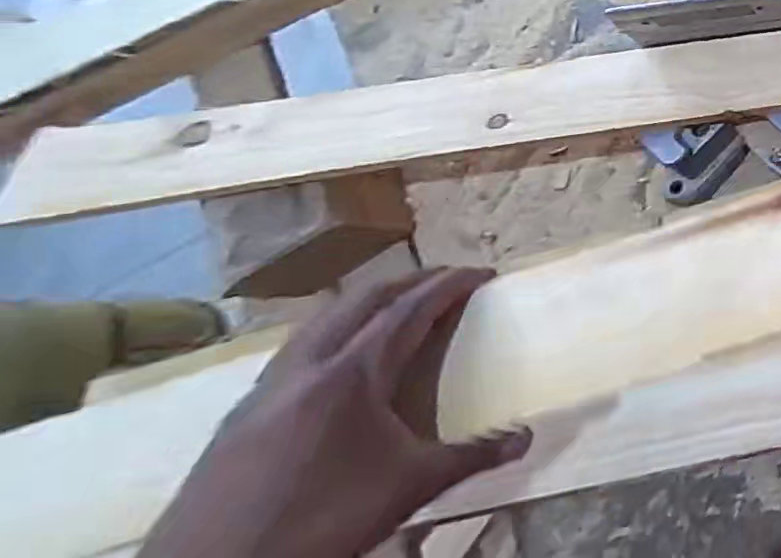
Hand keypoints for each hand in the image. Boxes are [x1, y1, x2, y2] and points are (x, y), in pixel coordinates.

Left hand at [140, 269, 530, 557]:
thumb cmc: (320, 523)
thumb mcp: (409, 488)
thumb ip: (471, 455)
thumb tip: (527, 439)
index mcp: (352, 373)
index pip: (410, 308)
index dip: (450, 284)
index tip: (482, 272)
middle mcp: (307, 368)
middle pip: (362, 300)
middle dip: (409, 281)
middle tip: (446, 279)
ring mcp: (264, 392)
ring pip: (319, 321)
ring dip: (365, 303)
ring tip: (396, 308)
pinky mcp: (237, 419)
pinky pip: (293, 352)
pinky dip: (330, 333)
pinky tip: (338, 362)